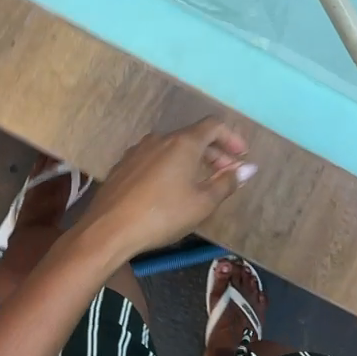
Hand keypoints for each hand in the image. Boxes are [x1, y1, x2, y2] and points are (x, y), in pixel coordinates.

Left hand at [73, 118, 254, 262]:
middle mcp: (161, 139)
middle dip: (215, 154)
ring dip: (193, 160)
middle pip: (194, 137)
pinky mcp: (124, 165)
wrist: (108, 229)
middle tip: (228, 174)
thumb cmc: (162, 215)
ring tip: (202, 182)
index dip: (232, 137)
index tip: (242, 155)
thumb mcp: (202, 203)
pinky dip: (172, 166)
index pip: (213, 126)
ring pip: (174, 148)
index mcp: (183, 142)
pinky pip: (156, 158)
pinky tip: (172, 189)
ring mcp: (139, 150)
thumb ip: (227, 183)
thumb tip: (248, 168)